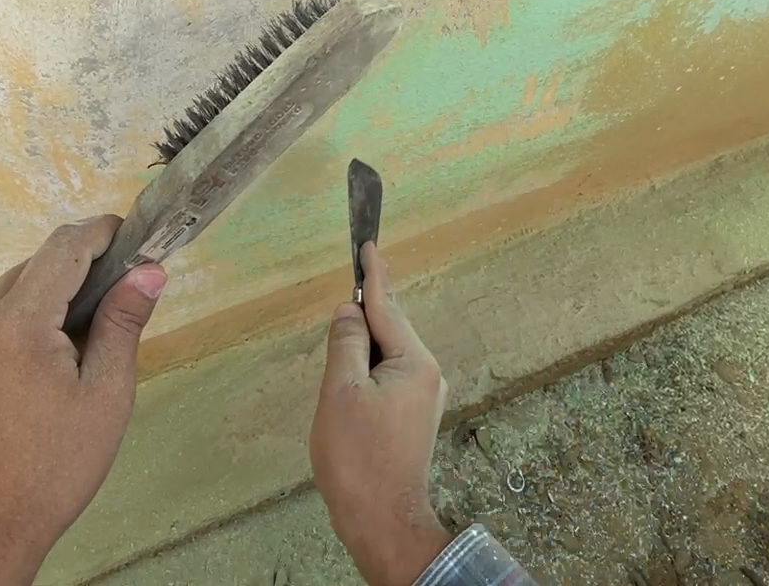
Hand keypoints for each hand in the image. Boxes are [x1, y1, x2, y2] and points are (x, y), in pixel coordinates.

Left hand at [0, 215, 167, 585]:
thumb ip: (124, 322)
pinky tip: (33, 371)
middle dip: (75, 272)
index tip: (128, 234)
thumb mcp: (105, 396)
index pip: (63, 248)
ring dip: (44, 301)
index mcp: (14, 323)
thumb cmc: (50, 471)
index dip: (100, 232)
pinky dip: (13, 327)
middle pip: (33, 269)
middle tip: (113, 300)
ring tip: (75, 345)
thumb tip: (150, 270)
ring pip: (5, 296)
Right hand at [310, 243, 453, 585]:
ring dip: (365, 338)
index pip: (387, 306)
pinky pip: (391, 369)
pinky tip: (354, 365)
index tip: (369, 245)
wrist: (383, 522)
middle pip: (390, 326)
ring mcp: (424, 395)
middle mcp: (427, 373)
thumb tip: (349, 311)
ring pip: (389, 350)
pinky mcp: (414, 413)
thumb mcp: (341, 391)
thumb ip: (346, 343)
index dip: (374, 274)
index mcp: (414, 362)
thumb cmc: (357, 457)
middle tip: (351, 280)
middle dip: (366, 308)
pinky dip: (370, 360)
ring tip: (343, 331)